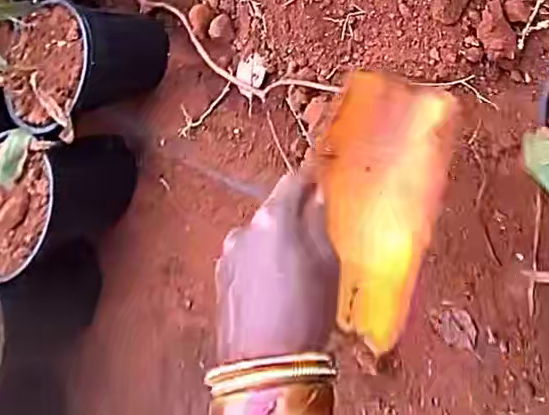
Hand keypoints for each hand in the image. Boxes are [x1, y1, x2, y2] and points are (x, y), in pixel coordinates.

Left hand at [216, 168, 338, 362]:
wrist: (266, 371)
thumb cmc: (304, 314)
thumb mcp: (327, 261)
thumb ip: (319, 220)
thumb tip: (316, 198)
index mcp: (274, 217)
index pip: (293, 179)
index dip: (310, 178)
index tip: (321, 181)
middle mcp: (245, 229)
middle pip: (275, 207)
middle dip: (294, 214)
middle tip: (314, 232)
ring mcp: (229, 255)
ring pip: (260, 234)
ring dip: (276, 240)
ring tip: (296, 267)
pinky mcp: (221, 280)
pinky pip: (248, 257)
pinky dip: (262, 261)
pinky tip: (277, 284)